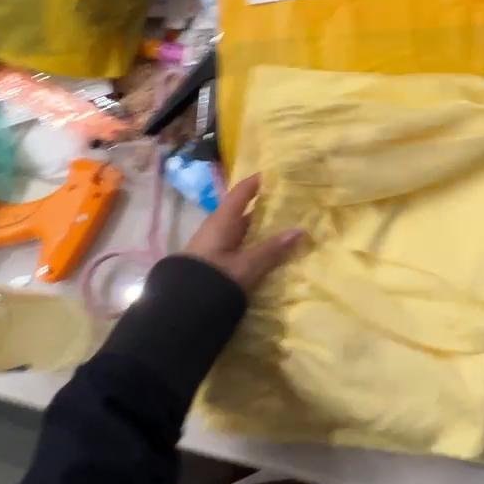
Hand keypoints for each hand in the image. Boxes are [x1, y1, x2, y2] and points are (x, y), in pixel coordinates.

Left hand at [181, 174, 304, 292]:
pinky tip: (262, 250)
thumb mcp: (248, 265)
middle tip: (285, 203)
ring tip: (279, 227)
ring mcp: (211, 245)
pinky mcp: (210, 262)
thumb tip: (300, 230)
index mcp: (222, 220)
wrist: (182, 309)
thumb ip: (273, 249)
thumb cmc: (216, 278)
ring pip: (238, 229)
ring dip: (256, 227)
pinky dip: (249, 242)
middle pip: (240, 211)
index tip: (273, 173)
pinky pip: (234, 244)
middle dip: (261, 207)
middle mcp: (215, 228)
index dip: (256, 182)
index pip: (241, 192)